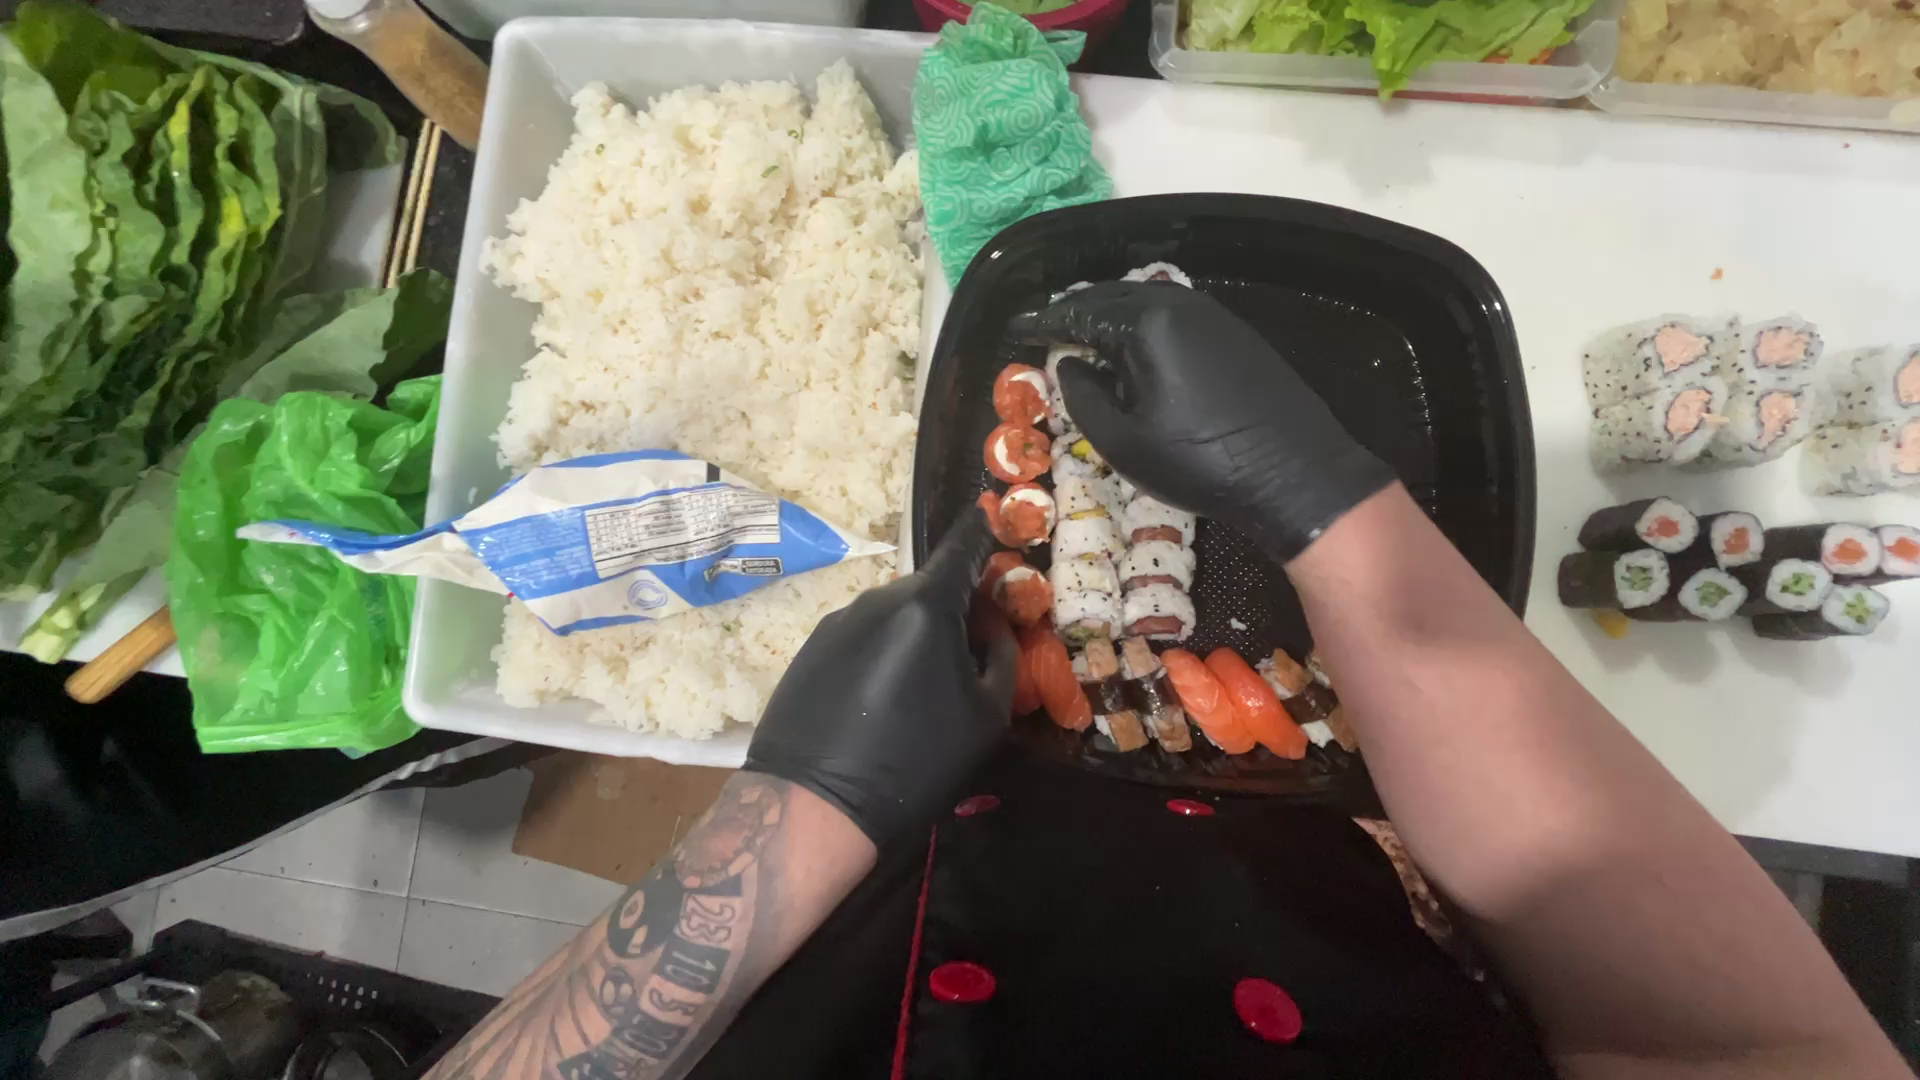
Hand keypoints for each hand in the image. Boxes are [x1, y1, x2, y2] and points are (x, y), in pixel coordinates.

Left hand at [743, 508, 1014, 847]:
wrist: (813, 804)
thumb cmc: (915, 760)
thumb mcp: (986, 717)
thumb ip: (1000, 657)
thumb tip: (992, 626)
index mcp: (927, 604)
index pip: (963, 546)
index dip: (984, 534)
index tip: (996, 530)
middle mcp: (880, 597)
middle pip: (930, 586)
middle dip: (954, 607)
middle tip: (967, 651)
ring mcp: (840, 619)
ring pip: (895, 612)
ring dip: (915, 633)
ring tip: (918, 688)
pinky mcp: (811, 645)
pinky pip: (863, 634)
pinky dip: (882, 651)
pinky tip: (877, 698)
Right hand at [1011, 281, 1394, 561]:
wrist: (1294, 473)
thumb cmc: (1198, 462)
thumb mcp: (1123, 441)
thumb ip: (1084, 396)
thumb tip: (1069, 363)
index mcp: (1147, 324)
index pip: (1080, 313)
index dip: (1043, 321)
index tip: (1016, 327)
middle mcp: (1179, 305)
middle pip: (1113, 296)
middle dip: (1075, 311)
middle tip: (1047, 328)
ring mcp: (1212, 316)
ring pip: (1145, 301)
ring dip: (1109, 314)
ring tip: (1083, 335)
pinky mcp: (1233, 335)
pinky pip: (1172, 315)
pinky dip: (1140, 323)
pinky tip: (1132, 346)